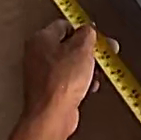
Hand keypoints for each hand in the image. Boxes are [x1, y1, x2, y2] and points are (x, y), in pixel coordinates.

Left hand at [19, 19, 105, 139]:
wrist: (52, 114)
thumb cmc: (62, 80)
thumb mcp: (82, 49)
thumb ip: (87, 33)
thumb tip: (89, 29)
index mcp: (41, 38)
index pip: (65, 25)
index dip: (83, 30)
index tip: (97, 38)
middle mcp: (37, 54)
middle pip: (68, 45)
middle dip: (88, 52)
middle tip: (103, 56)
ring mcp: (41, 73)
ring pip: (70, 64)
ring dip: (86, 68)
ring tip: (97, 75)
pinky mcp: (48, 90)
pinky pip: (67, 80)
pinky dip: (80, 82)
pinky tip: (89, 88)